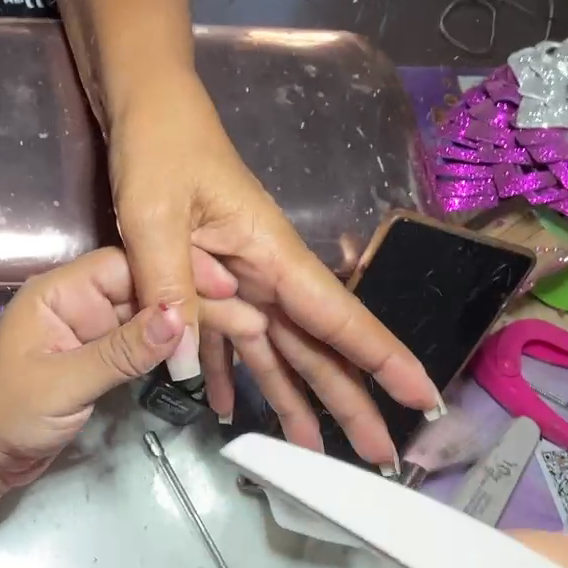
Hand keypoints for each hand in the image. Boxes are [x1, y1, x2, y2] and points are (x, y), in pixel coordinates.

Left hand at [0, 247, 240, 491]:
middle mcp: (75, 306)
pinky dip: (165, 354)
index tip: (227, 285)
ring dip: (186, 330)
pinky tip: (201, 355)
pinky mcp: (92, 366)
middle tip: (250, 315)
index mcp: (59, 293)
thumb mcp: (63, 382)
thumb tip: (179, 316)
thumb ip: (121, 350)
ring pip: (144, 323)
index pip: (125, 267)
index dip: (175, 273)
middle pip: (142, 293)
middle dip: (192, 303)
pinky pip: (136, 351)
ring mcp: (85, 337)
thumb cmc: (4, 415)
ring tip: (243, 333)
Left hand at [105, 75, 439, 463]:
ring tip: (309, 452)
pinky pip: (227, 338)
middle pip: (317, 345)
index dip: (381, 359)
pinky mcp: (210, 282)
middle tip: (378, 456)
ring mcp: (241, 279)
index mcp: (269, 253)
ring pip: (278, 350)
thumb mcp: (154, 217)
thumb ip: (168, 288)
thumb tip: (185, 369)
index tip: (422, 398)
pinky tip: (231, 410)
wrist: (145, 110)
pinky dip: (229, 374)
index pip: (336, 315)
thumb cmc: (158, 151)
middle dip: (349, 400)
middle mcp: (266, 272)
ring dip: (295, 400)